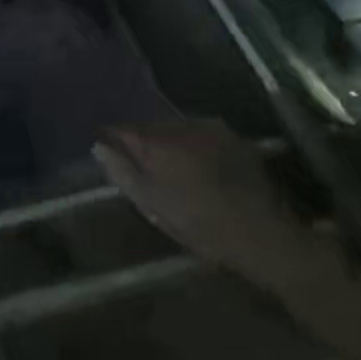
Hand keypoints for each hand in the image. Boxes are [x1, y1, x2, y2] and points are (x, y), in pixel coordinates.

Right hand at [95, 121, 339, 292]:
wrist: (261, 234)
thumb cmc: (197, 222)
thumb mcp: (149, 202)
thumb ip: (121, 170)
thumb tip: (98, 145)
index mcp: (156, 141)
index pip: (121, 129)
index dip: (112, 140)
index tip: (110, 154)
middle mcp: (181, 125)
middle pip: (149, 127)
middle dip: (142, 142)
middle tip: (142, 167)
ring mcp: (211, 129)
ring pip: (176, 129)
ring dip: (169, 143)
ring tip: (172, 168)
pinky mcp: (234, 138)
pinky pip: (201, 134)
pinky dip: (193, 146)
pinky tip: (199, 168)